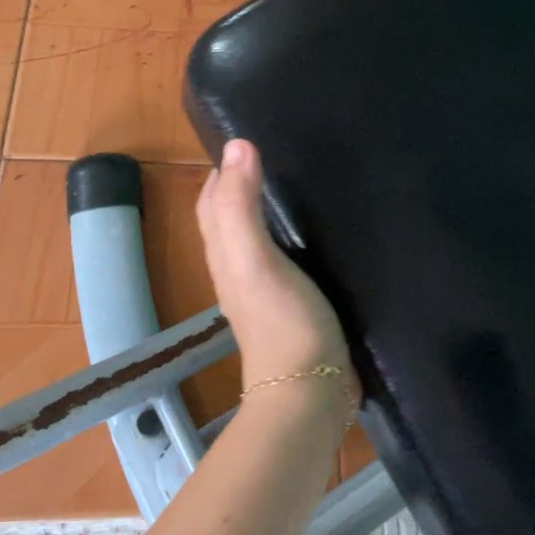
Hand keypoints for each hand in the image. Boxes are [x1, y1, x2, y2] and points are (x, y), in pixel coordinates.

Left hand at [196, 139, 356, 432]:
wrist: (308, 393)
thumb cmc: (282, 323)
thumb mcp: (256, 259)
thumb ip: (242, 206)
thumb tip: (237, 145)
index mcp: (226, 256)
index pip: (212, 203)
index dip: (222, 172)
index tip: (248, 140)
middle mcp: (240, 272)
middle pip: (233, 220)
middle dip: (244, 187)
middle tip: (276, 157)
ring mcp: (269, 293)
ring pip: (261, 241)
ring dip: (271, 213)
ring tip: (301, 186)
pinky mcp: (299, 308)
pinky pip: (291, 263)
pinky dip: (297, 241)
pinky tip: (322, 235)